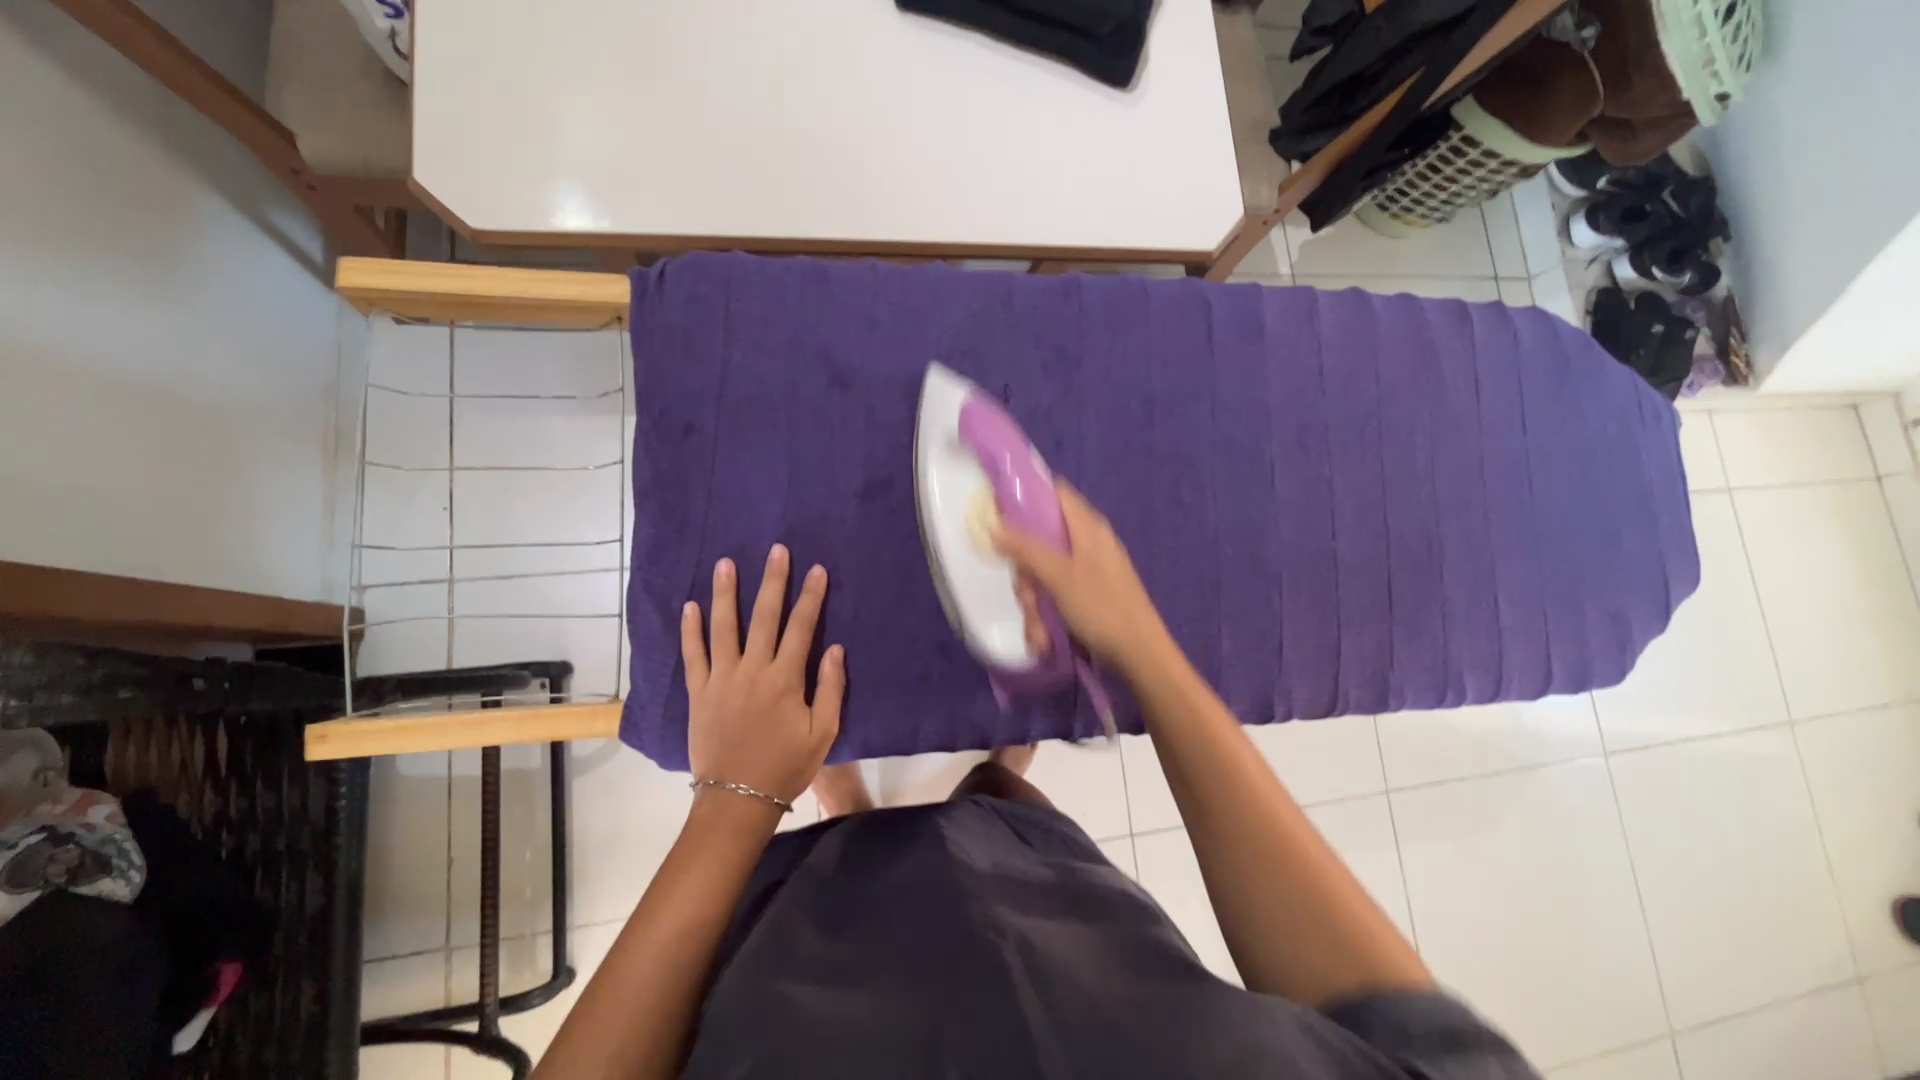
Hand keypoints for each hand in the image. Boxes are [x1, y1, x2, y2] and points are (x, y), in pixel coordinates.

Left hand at [682, 545, 844, 806]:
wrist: (737, 798)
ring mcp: (721, 679)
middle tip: (776, 550)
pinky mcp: (699, 693)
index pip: (802, 627)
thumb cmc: (786, 767)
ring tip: (726, 563)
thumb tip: (834, 649)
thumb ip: (830, 689)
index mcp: (785, 680)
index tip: (817, 569)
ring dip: (726, 593)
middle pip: (764, 617)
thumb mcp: (822, 734)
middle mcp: (752, 670)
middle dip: (772, 581)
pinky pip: (693, 655)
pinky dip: (691, 630)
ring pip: (724, 627)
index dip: (811, 597)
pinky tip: (691, 606)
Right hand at [991, 480, 1171, 673]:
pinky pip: (1056, 600)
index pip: (1055, 493)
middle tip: (1027, 597)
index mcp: (1088, 528)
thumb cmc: (1102, 608)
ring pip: (1043, 578)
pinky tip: (1047, 642)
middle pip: (1040, 543)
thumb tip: (992, 521)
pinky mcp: (1087, 599)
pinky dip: (1048, 620)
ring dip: (1036, 608)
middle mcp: (1088, 545)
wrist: (1140, 657)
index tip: (1000, 516)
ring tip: (1041, 634)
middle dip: (1027, 577)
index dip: (1027, 498)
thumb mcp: (1059, 576)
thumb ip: (1025, 548)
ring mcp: (1088, 573)